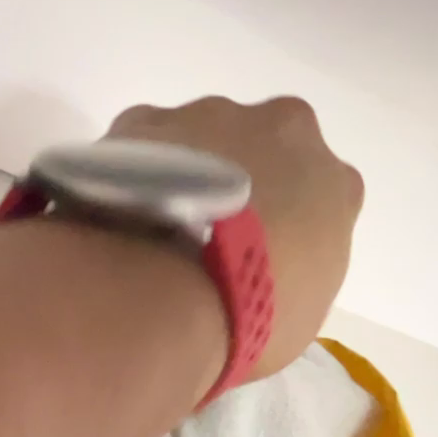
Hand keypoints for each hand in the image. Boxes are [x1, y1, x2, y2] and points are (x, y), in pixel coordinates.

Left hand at [106, 97, 362, 379]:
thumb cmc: (241, 318)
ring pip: (193, 138)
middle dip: (227, 180)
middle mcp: (281, 130)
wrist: (163, 289)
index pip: (313, 196)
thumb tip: (255, 276)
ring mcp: (208, 118)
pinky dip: (121, 170)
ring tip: (136, 223)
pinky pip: (133, 143)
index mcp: (333, 184)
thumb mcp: (292, 316)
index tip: (240, 252)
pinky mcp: (142, 121)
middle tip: (186, 233)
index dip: (274, 223)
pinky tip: (104, 209)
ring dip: (171, 170)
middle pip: (256, 150)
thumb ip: (289, 274)